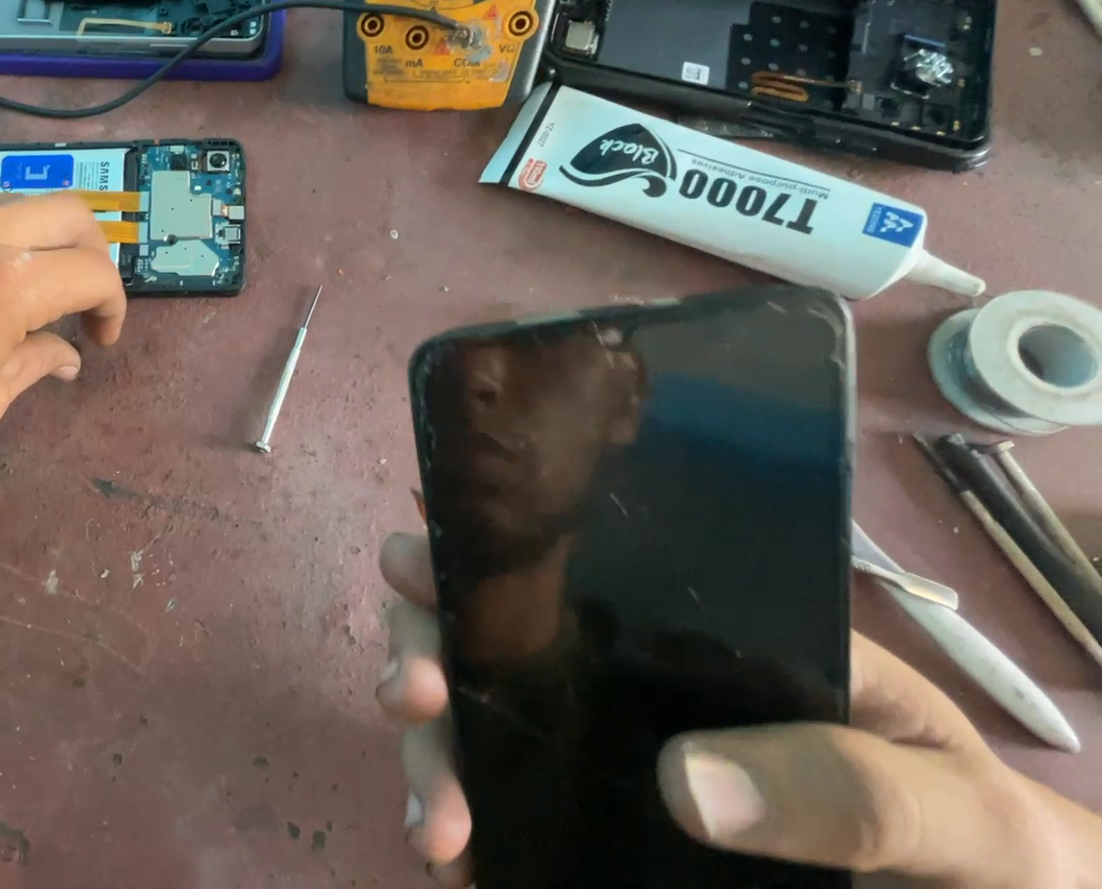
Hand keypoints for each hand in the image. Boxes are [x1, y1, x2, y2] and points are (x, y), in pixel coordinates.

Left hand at [0, 193, 124, 510]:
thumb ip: (34, 364)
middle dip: (92, 253)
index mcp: (9, 280)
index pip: (94, 272)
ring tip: (22, 289)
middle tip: (81, 298)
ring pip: (12, 203)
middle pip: (69, 212)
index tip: (100, 338)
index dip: (113, 306)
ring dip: (37, 239)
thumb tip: (65, 355)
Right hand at [376, 531, 1099, 888]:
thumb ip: (849, 789)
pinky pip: (503, 810)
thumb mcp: (963, 815)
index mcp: (691, 632)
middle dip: (429, 651)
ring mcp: (598, 753)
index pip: (565, 567)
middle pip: (490, 635)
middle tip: (414, 697)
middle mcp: (621, 675)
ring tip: (435, 828)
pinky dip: (461, 826)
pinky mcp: (587, 829)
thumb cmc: (999, 858)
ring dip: (434, 757)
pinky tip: (450, 860)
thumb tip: (680, 782)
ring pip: (478, 721)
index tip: (418, 574)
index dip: (477, 556)